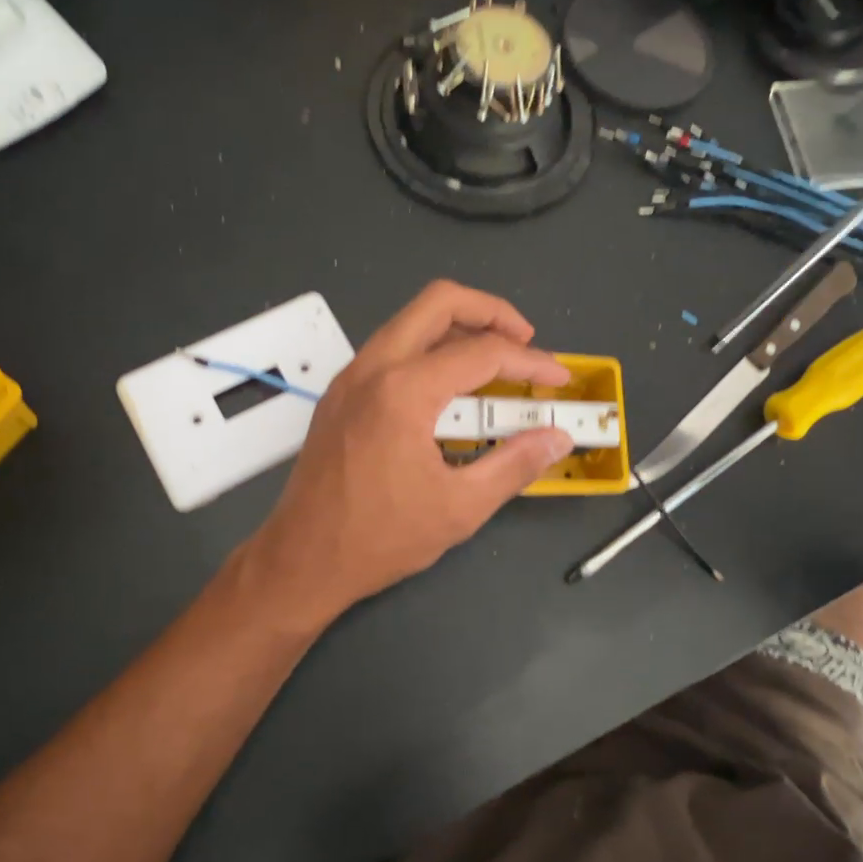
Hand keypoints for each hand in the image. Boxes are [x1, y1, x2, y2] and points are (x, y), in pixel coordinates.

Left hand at [239, 281, 574, 627]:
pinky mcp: (339, 395)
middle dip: (491, 312)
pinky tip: (450, 390)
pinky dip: (428, 350)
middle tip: (525, 340)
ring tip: (494, 362)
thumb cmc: (380, 538)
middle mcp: (372, 369)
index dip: (530, 362)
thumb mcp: (460, 507)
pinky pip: (391, 348)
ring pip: (410, 321)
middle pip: (439, 302)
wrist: (302, 560)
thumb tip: (557, 438)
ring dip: (457, 328)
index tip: (559, 380)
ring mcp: (349, 378)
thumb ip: (515, 465)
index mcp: (403, 391)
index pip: (482, 353)